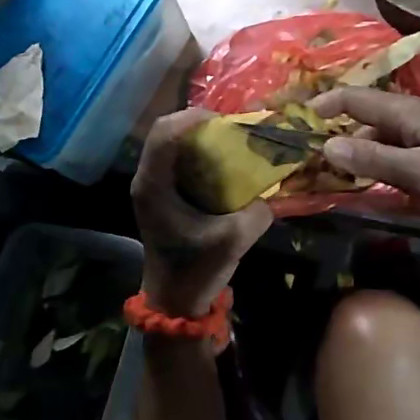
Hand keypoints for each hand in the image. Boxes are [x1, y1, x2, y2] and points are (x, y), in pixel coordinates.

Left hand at [131, 108, 272, 317]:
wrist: (175, 302)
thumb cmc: (196, 271)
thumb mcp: (233, 241)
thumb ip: (257, 211)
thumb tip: (271, 189)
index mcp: (154, 186)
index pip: (165, 132)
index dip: (194, 117)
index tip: (227, 122)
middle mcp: (148, 180)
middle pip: (168, 130)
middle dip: (202, 123)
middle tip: (234, 130)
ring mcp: (154, 186)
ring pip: (173, 142)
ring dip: (202, 137)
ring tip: (233, 142)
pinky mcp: (164, 194)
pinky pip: (179, 159)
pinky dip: (202, 153)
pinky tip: (226, 163)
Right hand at [308, 88, 419, 224]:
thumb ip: (373, 158)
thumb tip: (327, 145)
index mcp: (407, 110)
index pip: (354, 97)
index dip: (322, 106)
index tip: (295, 123)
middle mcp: (414, 113)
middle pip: (365, 117)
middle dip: (337, 136)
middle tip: (312, 164)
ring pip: (380, 134)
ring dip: (358, 152)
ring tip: (337, 178)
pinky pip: (398, 148)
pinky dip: (380, 161)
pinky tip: (374, 182)